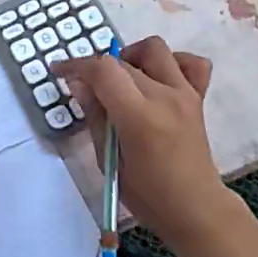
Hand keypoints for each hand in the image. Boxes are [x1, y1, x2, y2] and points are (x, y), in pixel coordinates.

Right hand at [54, 37, 240, 243]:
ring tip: (121, 80)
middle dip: (97, 70)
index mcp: (140, 117)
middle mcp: (165, 97)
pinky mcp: (198, 97)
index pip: (103, 71)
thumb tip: (78, 83)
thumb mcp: (108, 160)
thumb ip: (94, 116)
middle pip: (122, 62)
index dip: (76, 65)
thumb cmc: (147, 193)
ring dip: (131, 57)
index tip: (59, 70)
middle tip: (87, 92)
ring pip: (154, 49)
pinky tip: (155, 78)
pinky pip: (191, 63)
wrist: (195, 207)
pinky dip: (170, 62)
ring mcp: (185, 93)